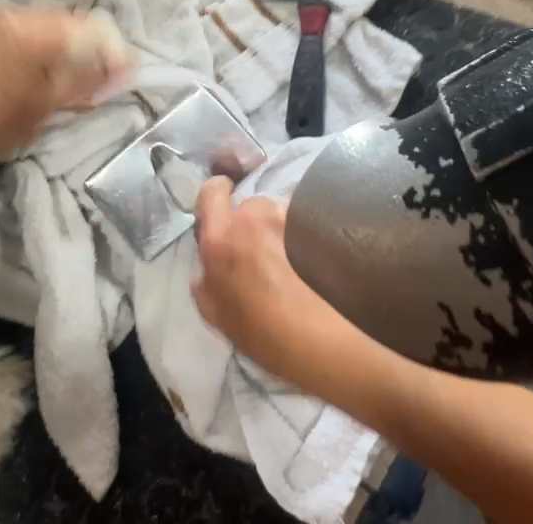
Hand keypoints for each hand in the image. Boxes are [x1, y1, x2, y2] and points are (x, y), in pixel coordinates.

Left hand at [0, 9, 129, 181]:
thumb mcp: (40, 108)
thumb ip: (83, 84)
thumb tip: (120, 72)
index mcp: (32, 30)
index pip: (89, 29)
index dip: (112, 52)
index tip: (126, 77)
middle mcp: (9, 16)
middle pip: (64, 24)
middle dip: (86, 50)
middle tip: (98, 83)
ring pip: (38, 30)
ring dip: (58, 52)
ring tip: (64, 86)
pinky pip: (13, 37)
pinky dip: (32, 54)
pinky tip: (29, 81)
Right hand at [191, 178, 373, 399]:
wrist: (326, 340)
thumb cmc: (267, 336)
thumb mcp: (218, 317)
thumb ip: (205, 282)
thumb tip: (206, 266)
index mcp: (220, 239)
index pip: (211, 192)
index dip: (218, 194)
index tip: (227, 207)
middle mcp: (252, 216)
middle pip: (251, 204)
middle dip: (255, 222)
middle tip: (268, 251)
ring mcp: (289, 214)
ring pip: (282, 211)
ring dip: (285, 228)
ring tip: (299, 258)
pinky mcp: (319, 218)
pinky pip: (309, 217)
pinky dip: (310, 230)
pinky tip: (319, 256)